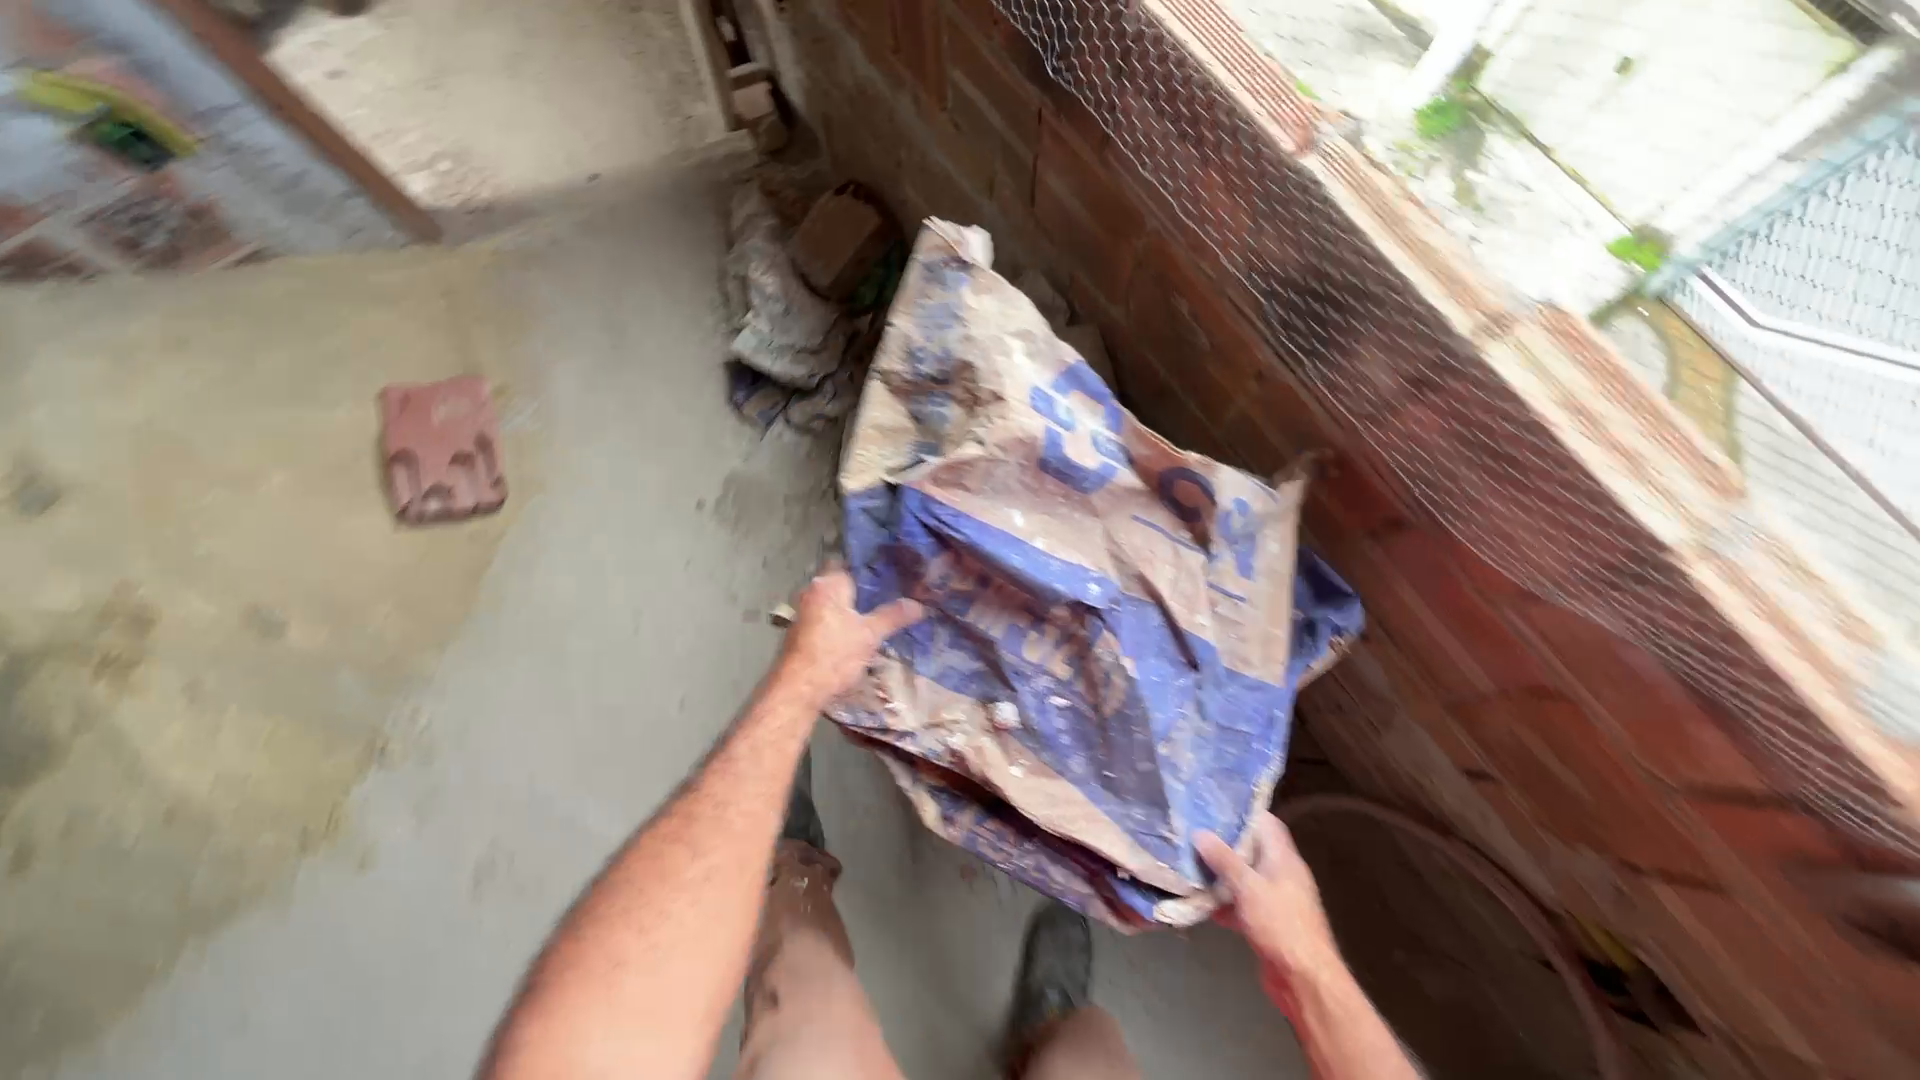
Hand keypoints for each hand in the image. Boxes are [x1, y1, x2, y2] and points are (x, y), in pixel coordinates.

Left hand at [775, 565, 923, 704]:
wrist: (799, 689)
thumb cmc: (834, 654)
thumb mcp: (870, 635)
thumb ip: (894, 616)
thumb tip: (919, 604)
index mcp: (828, 584)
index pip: (852, 562)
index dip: (873, 567)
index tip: (895, 572)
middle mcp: (812, 592)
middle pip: (843, 583)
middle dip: (865, 589)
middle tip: (894, 593)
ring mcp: (804, 613)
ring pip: (836, 603)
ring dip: (854, 608)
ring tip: (882, 613)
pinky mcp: (803, 632)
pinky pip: (828, 618)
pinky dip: (843, 621)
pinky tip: (859, 632)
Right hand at [1196, 813, 1340, 994]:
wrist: (1304, 980)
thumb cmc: (1281, 925)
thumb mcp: (1249, 887)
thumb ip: (1224, 859)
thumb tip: (1200, 832)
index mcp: (1284, 859)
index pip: (1268, 824)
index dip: (1244, 812)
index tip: (1214, 805)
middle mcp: (1282, 875)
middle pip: (1253, 850)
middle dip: (1225, 842)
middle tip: (1194, 832)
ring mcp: (1275, 901)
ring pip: (1245, 878)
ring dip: (1222, 874)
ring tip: (1190, 862)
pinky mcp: (1267, 924)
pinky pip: (1242, 905)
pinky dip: (1224, 903)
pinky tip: (1200, 903)